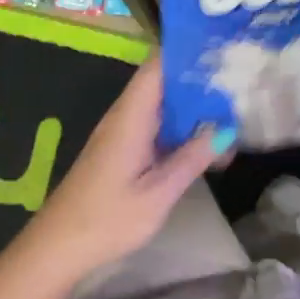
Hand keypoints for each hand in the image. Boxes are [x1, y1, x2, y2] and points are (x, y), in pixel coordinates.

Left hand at [19, 56, 227, 278]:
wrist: (58, 246)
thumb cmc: (107, 220)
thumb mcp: (157, 194)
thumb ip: (190, 160)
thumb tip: (223, 129)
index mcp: (129, 118)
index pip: (158, 67)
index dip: (188, 55)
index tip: (223, 52)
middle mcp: (123, 118)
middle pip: (162, 84)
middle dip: (199, 82)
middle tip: (240, 83)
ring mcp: (120, 135)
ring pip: (160, 108)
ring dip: (192, 110)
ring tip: (234, 111)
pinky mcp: (120, 152)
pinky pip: (154, 128)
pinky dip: (179, 130)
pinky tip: (207, 143)